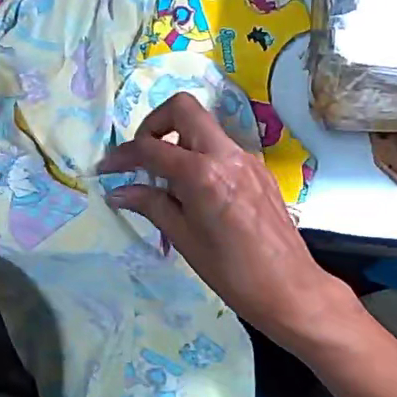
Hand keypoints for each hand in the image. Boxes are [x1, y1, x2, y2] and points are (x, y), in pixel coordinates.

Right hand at [97, 93, 355, 353]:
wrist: (290, 288)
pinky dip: (200, 156)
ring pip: (204, 127)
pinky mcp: (258, 169)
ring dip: (178, 140)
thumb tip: (118, 191)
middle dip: (154, 124)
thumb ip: (151, 205)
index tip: (106, 167)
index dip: (122, 155)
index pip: (151, 148)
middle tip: (142, 156)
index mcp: (202, 174)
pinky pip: (221, 147)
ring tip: (167, 180)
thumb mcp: (184, 238)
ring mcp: (246, 159)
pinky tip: (196, 192)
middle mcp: (225, 155)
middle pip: (182, 108)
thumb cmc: (231, 271)